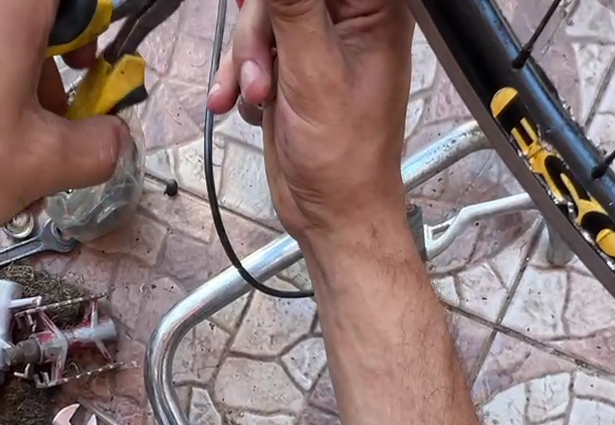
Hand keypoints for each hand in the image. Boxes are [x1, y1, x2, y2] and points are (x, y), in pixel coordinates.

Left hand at [0, 0, 129, 258]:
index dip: (86, 24)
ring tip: (7, 135)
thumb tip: (113, 140)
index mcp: (3, 0)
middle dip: (49, 53)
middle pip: (25, 12)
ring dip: (10, 70)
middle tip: (56, 103)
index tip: (88, 59)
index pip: (68, 1)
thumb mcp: (42, 164)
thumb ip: (97, 147)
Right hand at [208, 0, 413, 245]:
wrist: (330, 214)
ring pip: (261, 23)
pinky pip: (254, 55)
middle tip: (258, 78)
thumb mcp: (313, 74)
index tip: (268, 23)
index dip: (282, 2)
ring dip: (244, 61)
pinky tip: (244, 105)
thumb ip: (291, 7)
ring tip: (252, 98)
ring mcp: (316, 48)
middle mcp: (348, 22)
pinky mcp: (291, 73)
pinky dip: (241, 80)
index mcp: (373, 10)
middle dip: (257, 34)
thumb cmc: (343, 161)